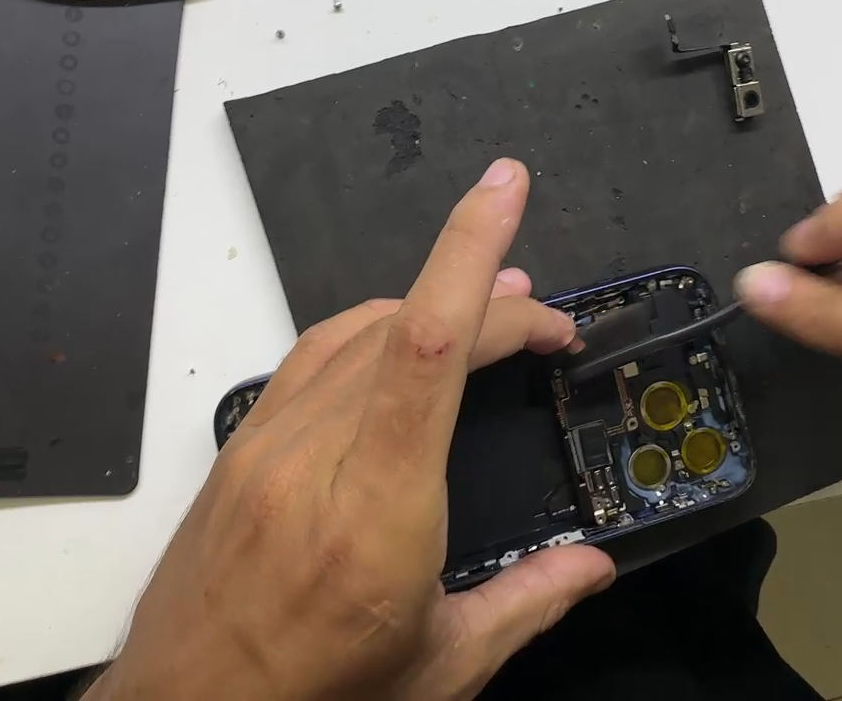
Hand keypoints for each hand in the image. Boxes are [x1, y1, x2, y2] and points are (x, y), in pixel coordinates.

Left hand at [92, 158, 615, 700]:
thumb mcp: (439, 668)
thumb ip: (526, 603)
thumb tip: (594, 566)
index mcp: (378, 506)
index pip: (428, 343)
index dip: (470, 252)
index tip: (505, 188)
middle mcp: (317, 450)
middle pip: (409, 323)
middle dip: (492, 298)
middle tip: (549, 326)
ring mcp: (271, 435)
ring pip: (360, 325)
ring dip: (434, 299)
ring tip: (495, 304)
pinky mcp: (247, 437)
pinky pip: (317, 350)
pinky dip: (377, 324)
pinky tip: (406, 335)